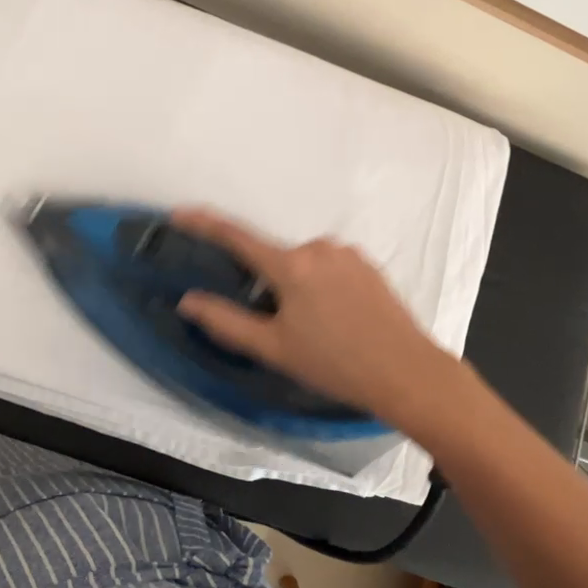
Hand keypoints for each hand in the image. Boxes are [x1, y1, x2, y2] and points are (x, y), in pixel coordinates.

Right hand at [171, 208, 470, 432]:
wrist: (409, 374)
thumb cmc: (335, 363)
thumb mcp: (273, 348)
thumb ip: (226, 321)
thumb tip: (188, 300)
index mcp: (292, 265)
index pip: (237, 237)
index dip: (204, 224)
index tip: (179, 213)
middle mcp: (319, 247)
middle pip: (273, 258)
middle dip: (265, 284)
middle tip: (275, 326)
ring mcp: (348, 254)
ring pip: (302, 266)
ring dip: (294, 288)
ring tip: (312, 330)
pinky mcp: (368, 265)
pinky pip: (328, 269)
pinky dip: (318, 288)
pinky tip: (334, 321)